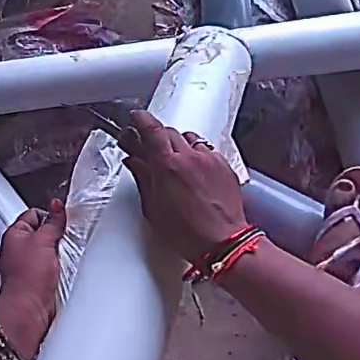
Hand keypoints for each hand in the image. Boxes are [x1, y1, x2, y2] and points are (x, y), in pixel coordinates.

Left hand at [0, 201, 65, 356]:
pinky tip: (67, 267)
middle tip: (65, 238)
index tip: (62, 218)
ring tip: (65, 255)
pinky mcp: (42, 280)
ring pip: (52, 249)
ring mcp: (31, 265)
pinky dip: (64, 265)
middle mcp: (20, 249)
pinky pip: (57, 266)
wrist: (30, 311)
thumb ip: (52, 222)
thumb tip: (57, 206)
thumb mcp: (44, 241)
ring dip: (62, 251)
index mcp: (15, 234)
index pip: (33, 214)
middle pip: (44, 232)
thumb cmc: (27, 278)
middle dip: (57, 234)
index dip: (49, 214)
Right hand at [120, 110, 247, 259]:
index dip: (142, 120)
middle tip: (150, 148)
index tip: (136, 118)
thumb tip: (134, 162)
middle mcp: (190, 157)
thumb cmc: (187, 232)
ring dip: (178, 145)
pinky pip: (207, 151)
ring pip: (190, 139)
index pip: (152, 130)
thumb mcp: (153, 207)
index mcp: (167, 166)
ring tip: (174, 162)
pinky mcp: (224, 167)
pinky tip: (194, 172)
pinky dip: (197, 156)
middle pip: (170, 132)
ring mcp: (210, 160)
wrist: (222, 242)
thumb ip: (143, 178)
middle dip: (158, 137)